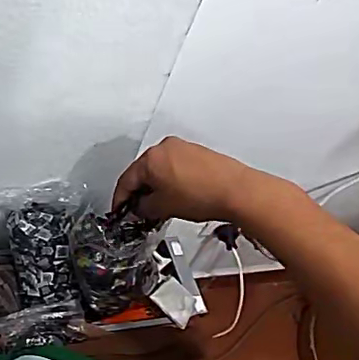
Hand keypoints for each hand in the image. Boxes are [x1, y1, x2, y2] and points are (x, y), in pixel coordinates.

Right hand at [112, 137, 298, 222]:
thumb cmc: (204, 194)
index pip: (126, 180)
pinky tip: (178, 197)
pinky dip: (171, 181)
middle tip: (139, 211)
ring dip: (156, 187)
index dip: (120, 200)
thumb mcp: (162, 208)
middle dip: (139, 192)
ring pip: (159, 169)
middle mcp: (165, 148)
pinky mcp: (197, 153)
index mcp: (151, 158)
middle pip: (142, 172)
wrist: (238, 191)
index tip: (120, 211)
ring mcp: (183, 148)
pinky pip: (175, 167)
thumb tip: (140, 208)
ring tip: (161, 206)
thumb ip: (143, 208)